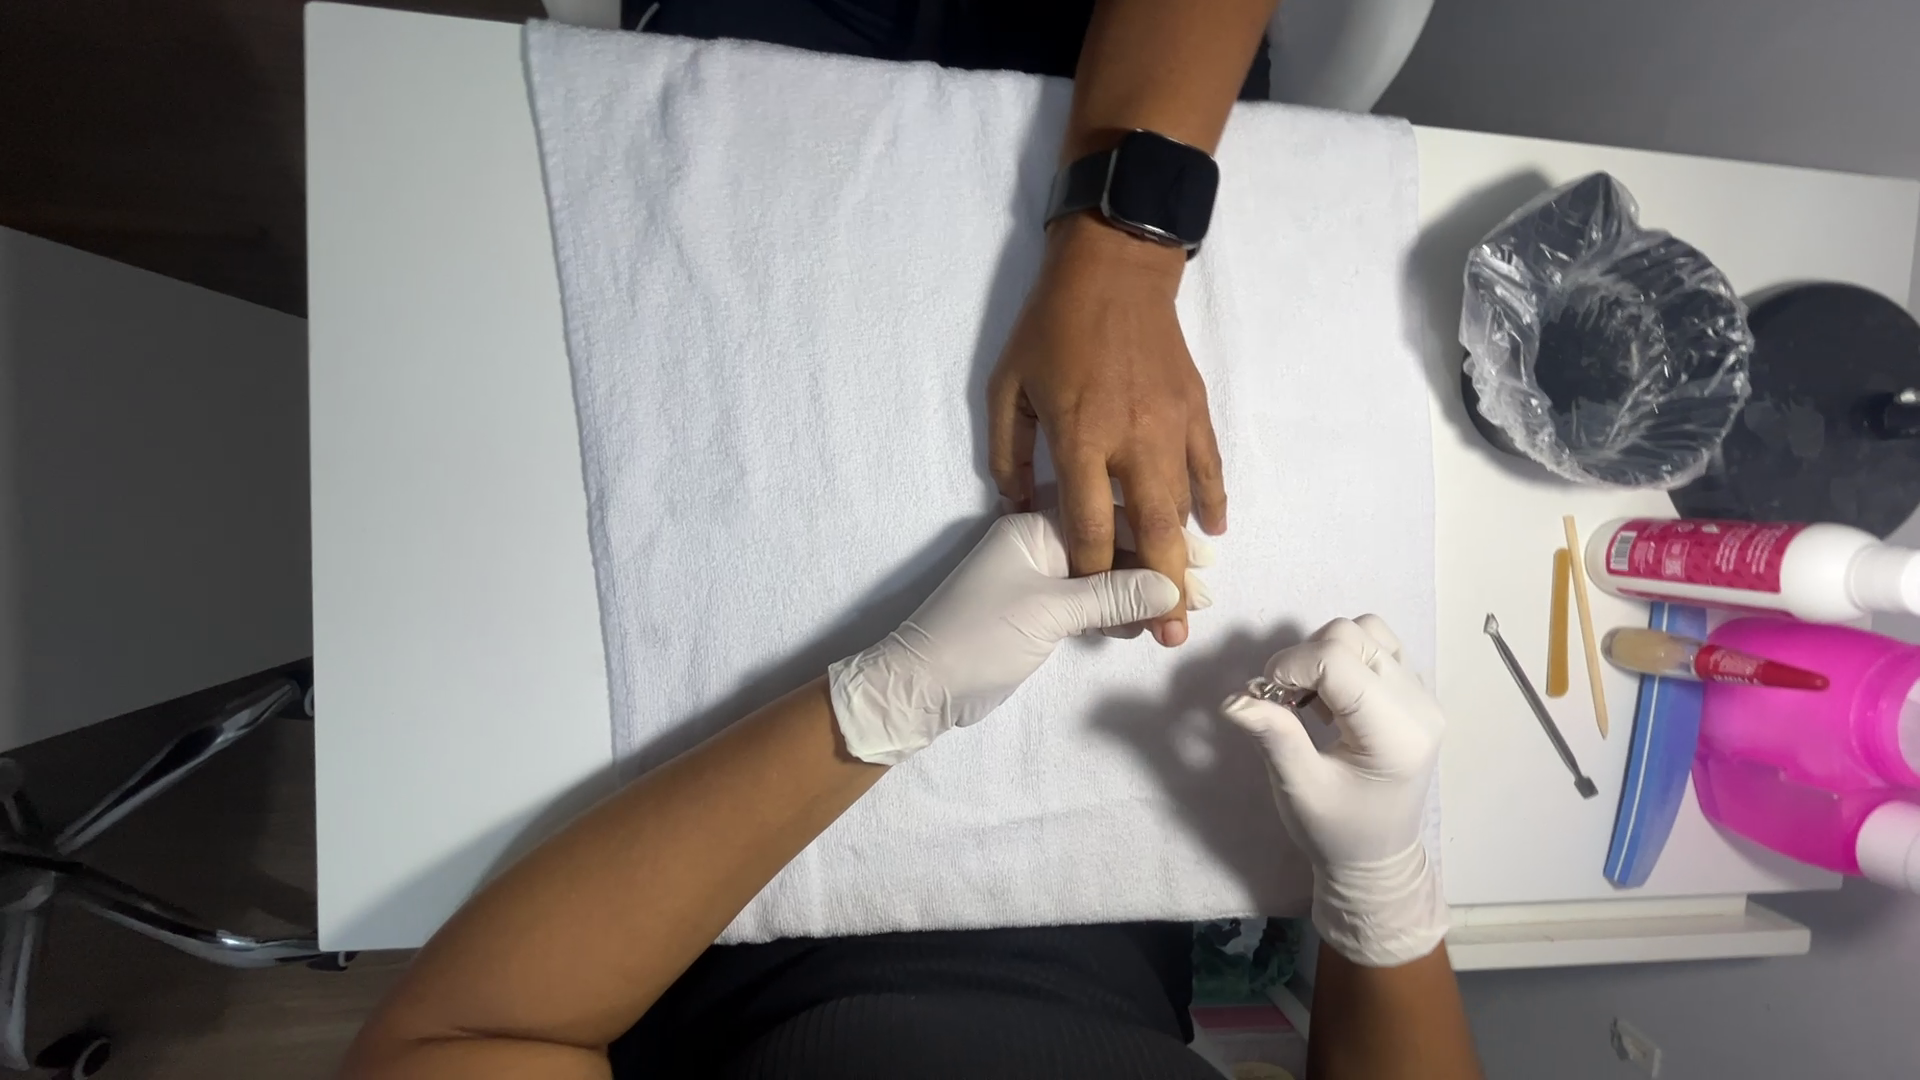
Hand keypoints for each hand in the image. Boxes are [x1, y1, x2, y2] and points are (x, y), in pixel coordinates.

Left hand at [829, 512, 1214, 764]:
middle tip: (1204, 591)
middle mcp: (1040, 546)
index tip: (1201, 560)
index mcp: (1033, 528)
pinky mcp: (1039, 612)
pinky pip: (1088, 603)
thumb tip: (1172, 586)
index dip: (1156, 541)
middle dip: (1156, 572)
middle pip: (1110, 550)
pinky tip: (1144, 626)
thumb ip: (1111, 595)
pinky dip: (1116, 614)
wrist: (923, 686)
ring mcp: (1040, 580)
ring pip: (1103, 580)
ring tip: (1185, 613)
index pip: (1108, 521)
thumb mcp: (1048, 611)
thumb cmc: (980, 636)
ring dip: (1140, 596)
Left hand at [987, 214, 1226, 648]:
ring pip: (1185, 507)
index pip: (1090, 527)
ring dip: (1187, 558)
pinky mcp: (1196, 409)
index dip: (1094, 575)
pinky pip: (1210, 467)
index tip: (1098, 608)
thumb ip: (1009, 454)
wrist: (1114, 266)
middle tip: (1166, 637)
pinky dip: (1213, 501)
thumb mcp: (1007, 387)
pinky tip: (1213, 530)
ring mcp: (1171, 426)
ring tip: (1191, 599)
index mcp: (1079, 438)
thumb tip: (1018, 505)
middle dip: (1156, 590)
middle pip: (1149, 532)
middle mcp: (1131, 441)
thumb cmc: (1049, 328)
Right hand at [1221, 616, 1449, 967]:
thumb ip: (1273, 736)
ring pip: (1364, 629)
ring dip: (1323, 652)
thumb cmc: (1336, 829)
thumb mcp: (1299, 788)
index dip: (1288, 666)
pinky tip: (1330, 692)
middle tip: (1284, 700)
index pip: (1336, 660)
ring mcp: (1422, 694)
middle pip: (1349, 635)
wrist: (1376, 856)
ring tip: (1309, 695)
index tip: (1267, 698)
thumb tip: (1233, 700)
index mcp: (1395, 735)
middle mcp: (1418, 705)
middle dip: (1302, 657)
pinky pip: (1376, 642)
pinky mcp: (1414, 690)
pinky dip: (1343, 654)